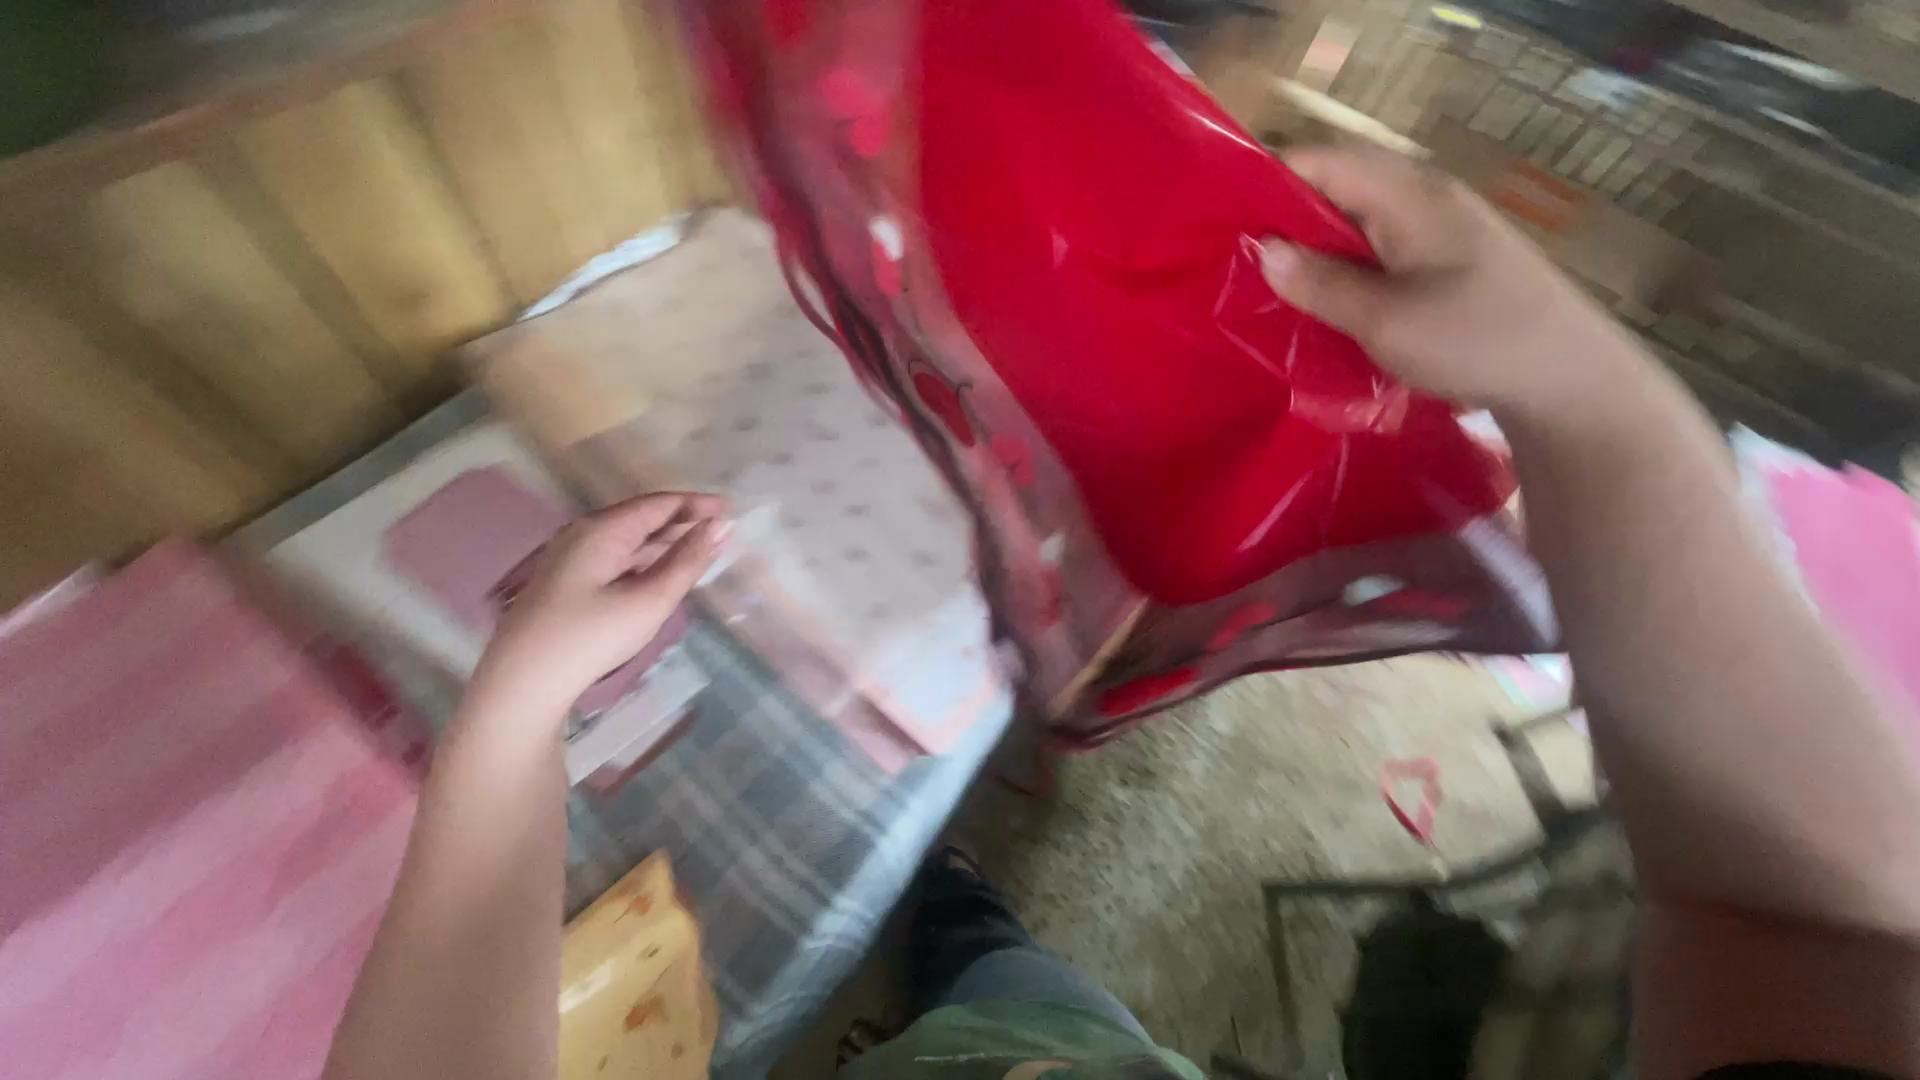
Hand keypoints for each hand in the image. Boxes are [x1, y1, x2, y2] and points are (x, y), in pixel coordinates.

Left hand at [470, 493, 728, 718]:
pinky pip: (614, 556)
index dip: (696, 504)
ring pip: (626, 539)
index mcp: (602, 530)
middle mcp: (582, 534)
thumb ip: (689, 561)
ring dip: (663, 541)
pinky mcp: (564, 581)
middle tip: (719, 530)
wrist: (523, 683)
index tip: (731, 509)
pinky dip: (644, 558)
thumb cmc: (591, 637)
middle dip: (681, 521)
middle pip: (640, 517)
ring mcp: (569, 557)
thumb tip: (723, 526)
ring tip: (698, 549)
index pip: (659, 504)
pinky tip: (658, 572)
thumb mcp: (650, 600)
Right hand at [1260, 144, 1649, 418]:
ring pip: (1355, 222)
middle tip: (1237, 263)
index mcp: (1410, 196)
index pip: (1323, 162)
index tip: (1224, 223)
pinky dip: (1341, 269)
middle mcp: (1424, 199)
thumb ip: (1319, 283)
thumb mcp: (1384, 318)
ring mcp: (1437, 230)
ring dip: (1312, 250)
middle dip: (1285, 220)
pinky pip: (1376, 251)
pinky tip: (1320, 303)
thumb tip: (1262, 249)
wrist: (1567, 378)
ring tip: (1269, 286)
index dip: (1269, 182)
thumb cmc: (1475, 339)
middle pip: (1337, 188)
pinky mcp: (1444, 262)